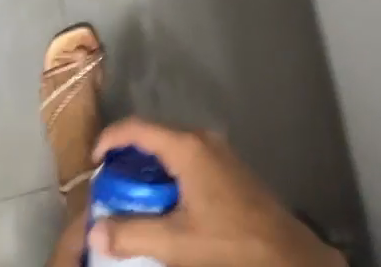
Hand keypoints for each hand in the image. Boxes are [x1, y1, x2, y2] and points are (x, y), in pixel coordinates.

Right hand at [88, 118, 345, 266]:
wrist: (287, 256)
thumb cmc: (230, 242)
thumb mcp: (176, 243)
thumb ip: (132, 234)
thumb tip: (95, 231)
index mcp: (187, 147)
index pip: (136, 128)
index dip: (109, 139)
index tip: (93, 164)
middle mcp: (203, 140)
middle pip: (154, 136)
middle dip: (127, 157)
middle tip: (109, 186)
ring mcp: (219, 153)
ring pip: (172, 149)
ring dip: (149, 169)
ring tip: (132, 197)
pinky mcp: (229, 169)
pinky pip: (188, 160)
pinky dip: (168, 175)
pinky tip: (165, 204)